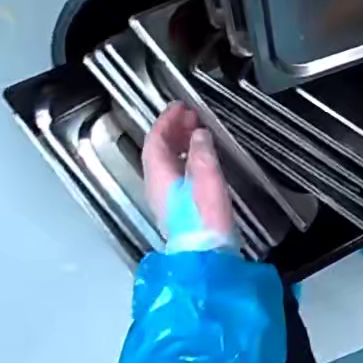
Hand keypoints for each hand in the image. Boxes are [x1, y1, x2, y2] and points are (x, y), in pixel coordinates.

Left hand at [140, 102, 238, 252]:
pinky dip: (186, 156)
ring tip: (195, 130)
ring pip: (166, 161)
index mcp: (160, 177)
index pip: (155, 141)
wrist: (205, 255)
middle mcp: (158, 187)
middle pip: (158, 150)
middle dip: (172, 129)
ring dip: (179, 142)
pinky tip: (199, 156)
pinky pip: (176, 171)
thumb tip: (199, 135)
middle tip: (188, 115)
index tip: (178, 107)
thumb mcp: (207, 178)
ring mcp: (166, 198)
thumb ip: (202, 153)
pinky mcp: (178, 206)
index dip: (166, 121)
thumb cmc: (204, 220)